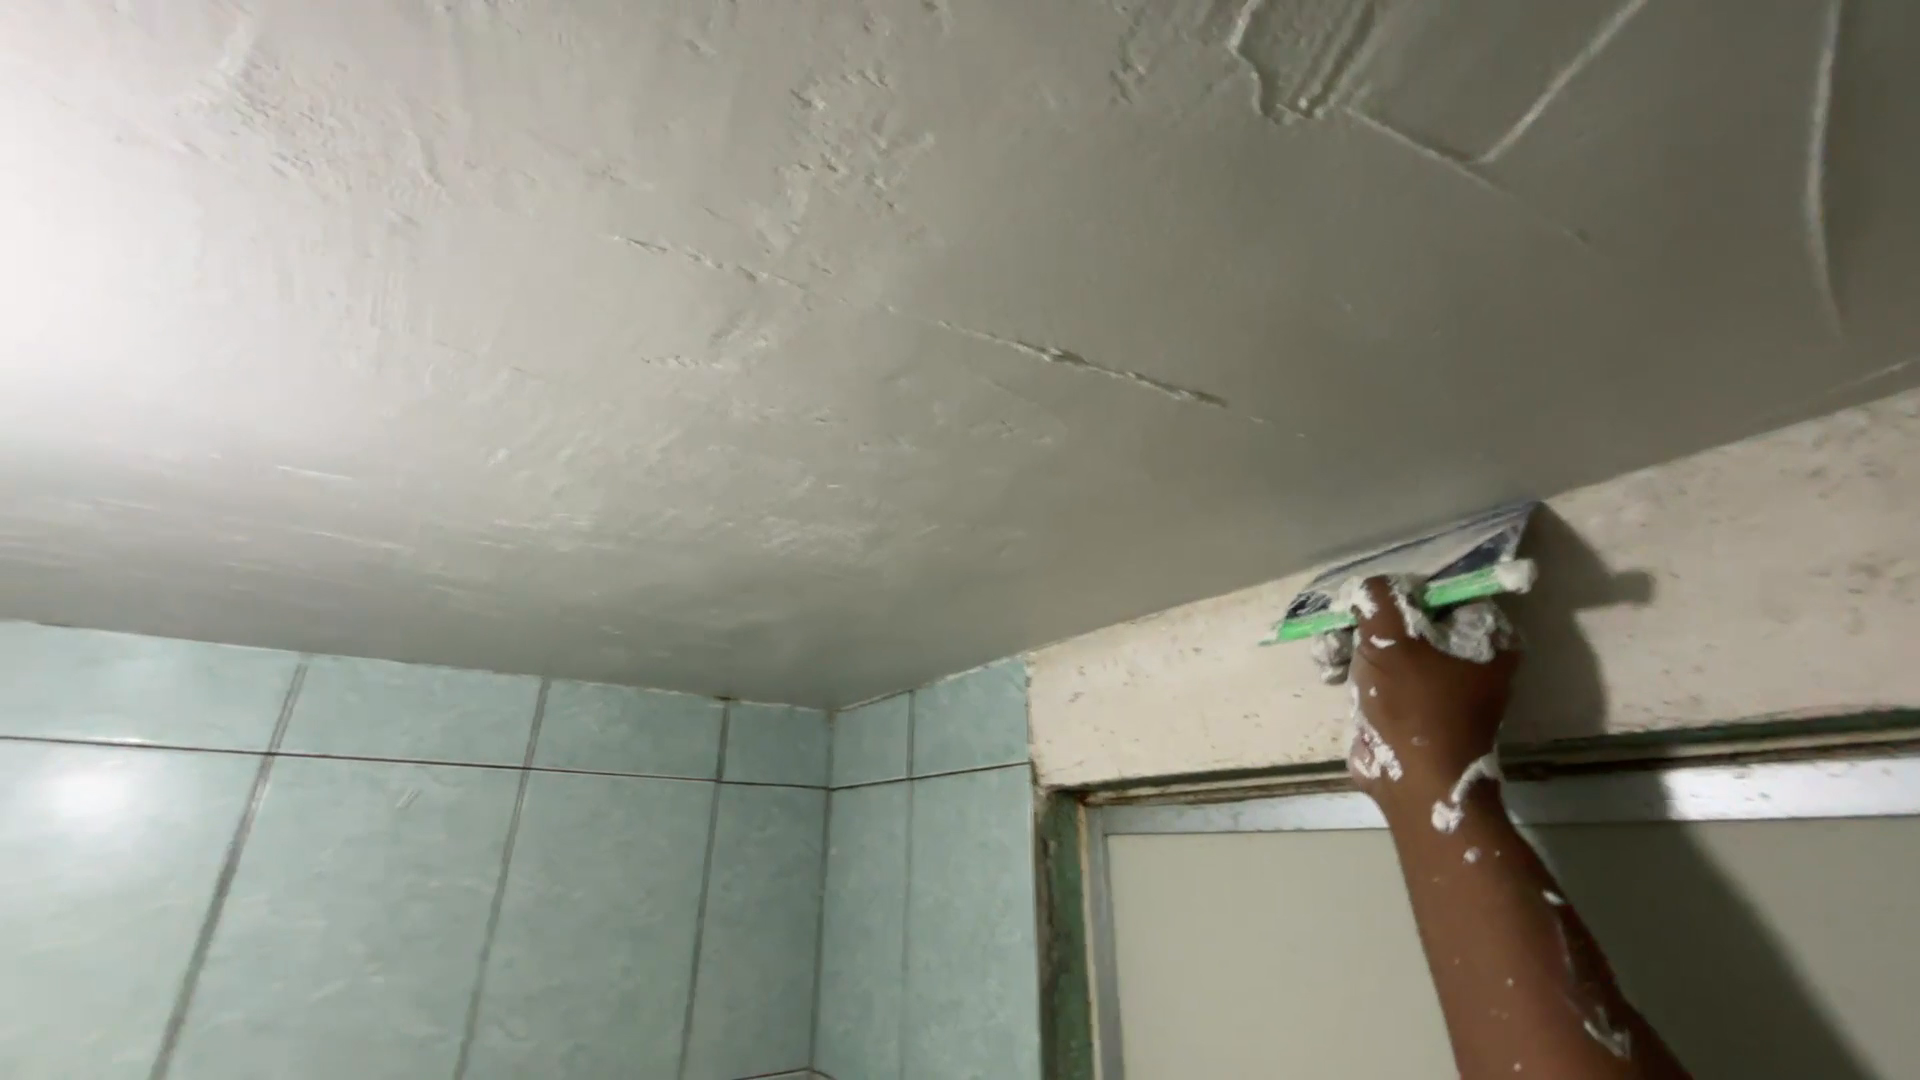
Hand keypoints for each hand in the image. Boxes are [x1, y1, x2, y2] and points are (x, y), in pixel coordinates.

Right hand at [1341, 577, 1519, 813]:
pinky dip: (1355, 668)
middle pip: (1410, 616)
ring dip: (1351, 643)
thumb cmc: (1411, 704)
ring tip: (1328, 654)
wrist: (1411, 780)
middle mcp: (1471, 656)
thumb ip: (1377, 597)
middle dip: (1366, 621)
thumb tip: (1368, 586)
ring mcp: (1441, 682)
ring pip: (1388, 642)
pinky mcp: (1412, 703)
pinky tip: (1331, 671)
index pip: (1441, 591)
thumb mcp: (1389, 636)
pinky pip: (1381, 669)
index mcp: (1487, 638)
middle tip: (1339, 626)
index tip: (1367, 599)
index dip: (1400, 590)